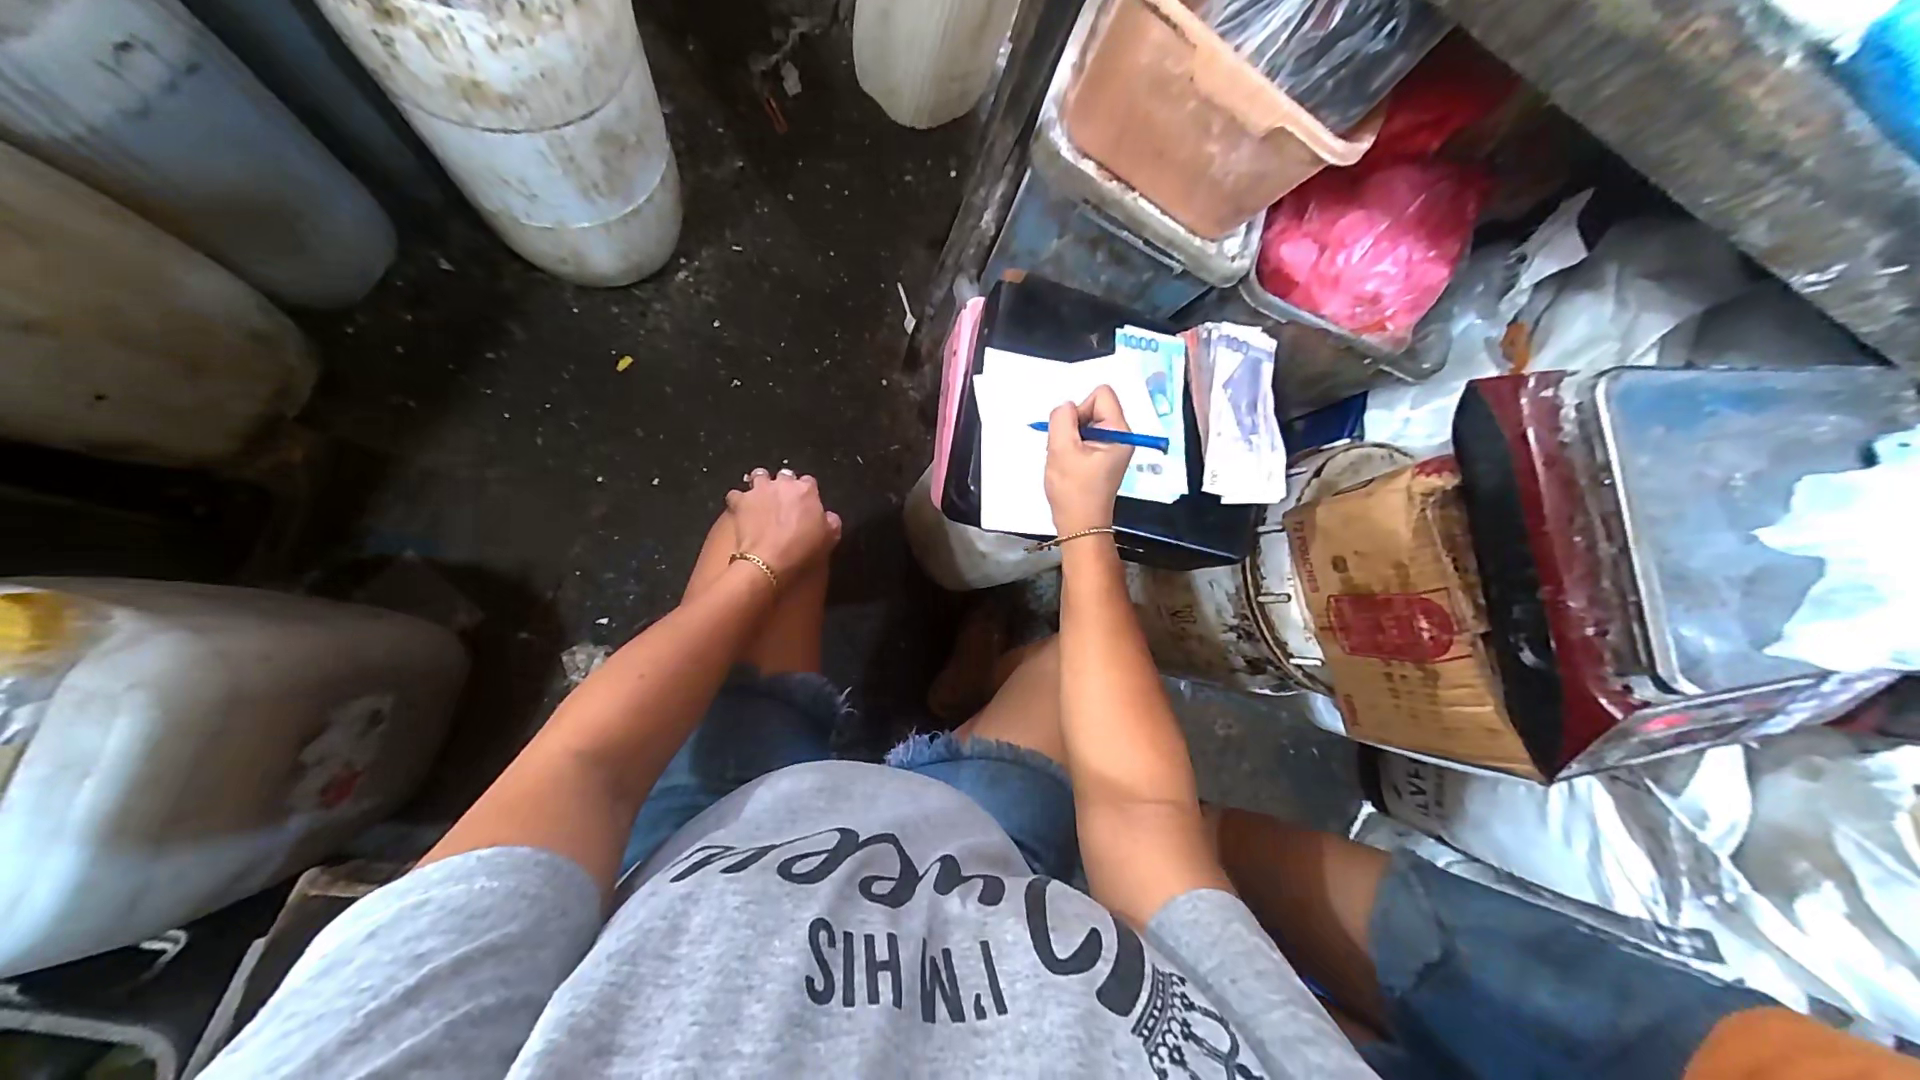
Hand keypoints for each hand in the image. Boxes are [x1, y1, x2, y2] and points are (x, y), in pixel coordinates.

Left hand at [726, 469, 841, 579]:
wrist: (769, 561)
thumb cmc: (803, 549)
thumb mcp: (830, 538)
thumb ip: (831, 521)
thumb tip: (828, 516)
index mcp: (806, 489)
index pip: (809, 482)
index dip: (807, 493)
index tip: (805, 505)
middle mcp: (782, 484)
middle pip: (784, 475)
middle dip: (784, 486)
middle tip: (784, 502)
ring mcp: (759, 490)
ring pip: (759, 476)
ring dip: (761, 485)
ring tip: (761, 498)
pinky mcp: (740, 501)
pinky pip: (736, 494)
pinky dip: (739, 501)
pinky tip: (741, 510)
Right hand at [1044, 385, 1132, 534]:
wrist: (1079, 525)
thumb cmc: (1072, 490)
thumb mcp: (1062, 449)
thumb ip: (1062, 418)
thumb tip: (1066, 407)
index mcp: (1119, 432)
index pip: (1101, 395)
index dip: (1080, 408)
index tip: (1072, 434)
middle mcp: (1121, 437)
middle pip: (1093, 407)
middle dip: (1073, 424)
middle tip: (1065, 450)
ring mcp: (1112, 448)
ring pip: (1085, 423)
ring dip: (1070, 438)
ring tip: (1065, 460)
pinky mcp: (1103, 458)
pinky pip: (1084, 438)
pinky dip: (1072, 448)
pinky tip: (1067, 465)